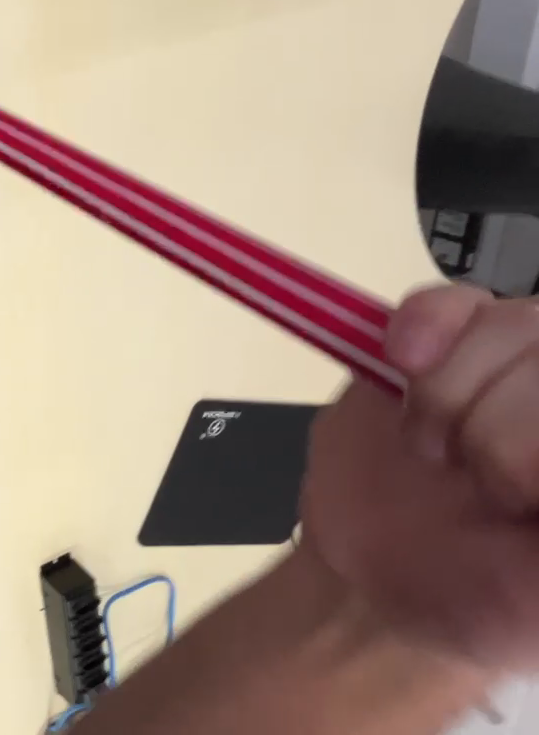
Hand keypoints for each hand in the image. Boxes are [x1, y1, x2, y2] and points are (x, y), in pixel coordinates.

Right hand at [301, 284, 538, 671]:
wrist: (377, 576)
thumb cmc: (484, 599)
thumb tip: (529, 457)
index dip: (536, 439)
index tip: (523, 495)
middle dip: (504, 427)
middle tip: (485, 484)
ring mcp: (520, 375)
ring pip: (515, 326)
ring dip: (450, 392)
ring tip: (440, 447)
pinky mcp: (442, 350)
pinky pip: (453, 301)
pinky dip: (424, 324)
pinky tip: (403, 363)